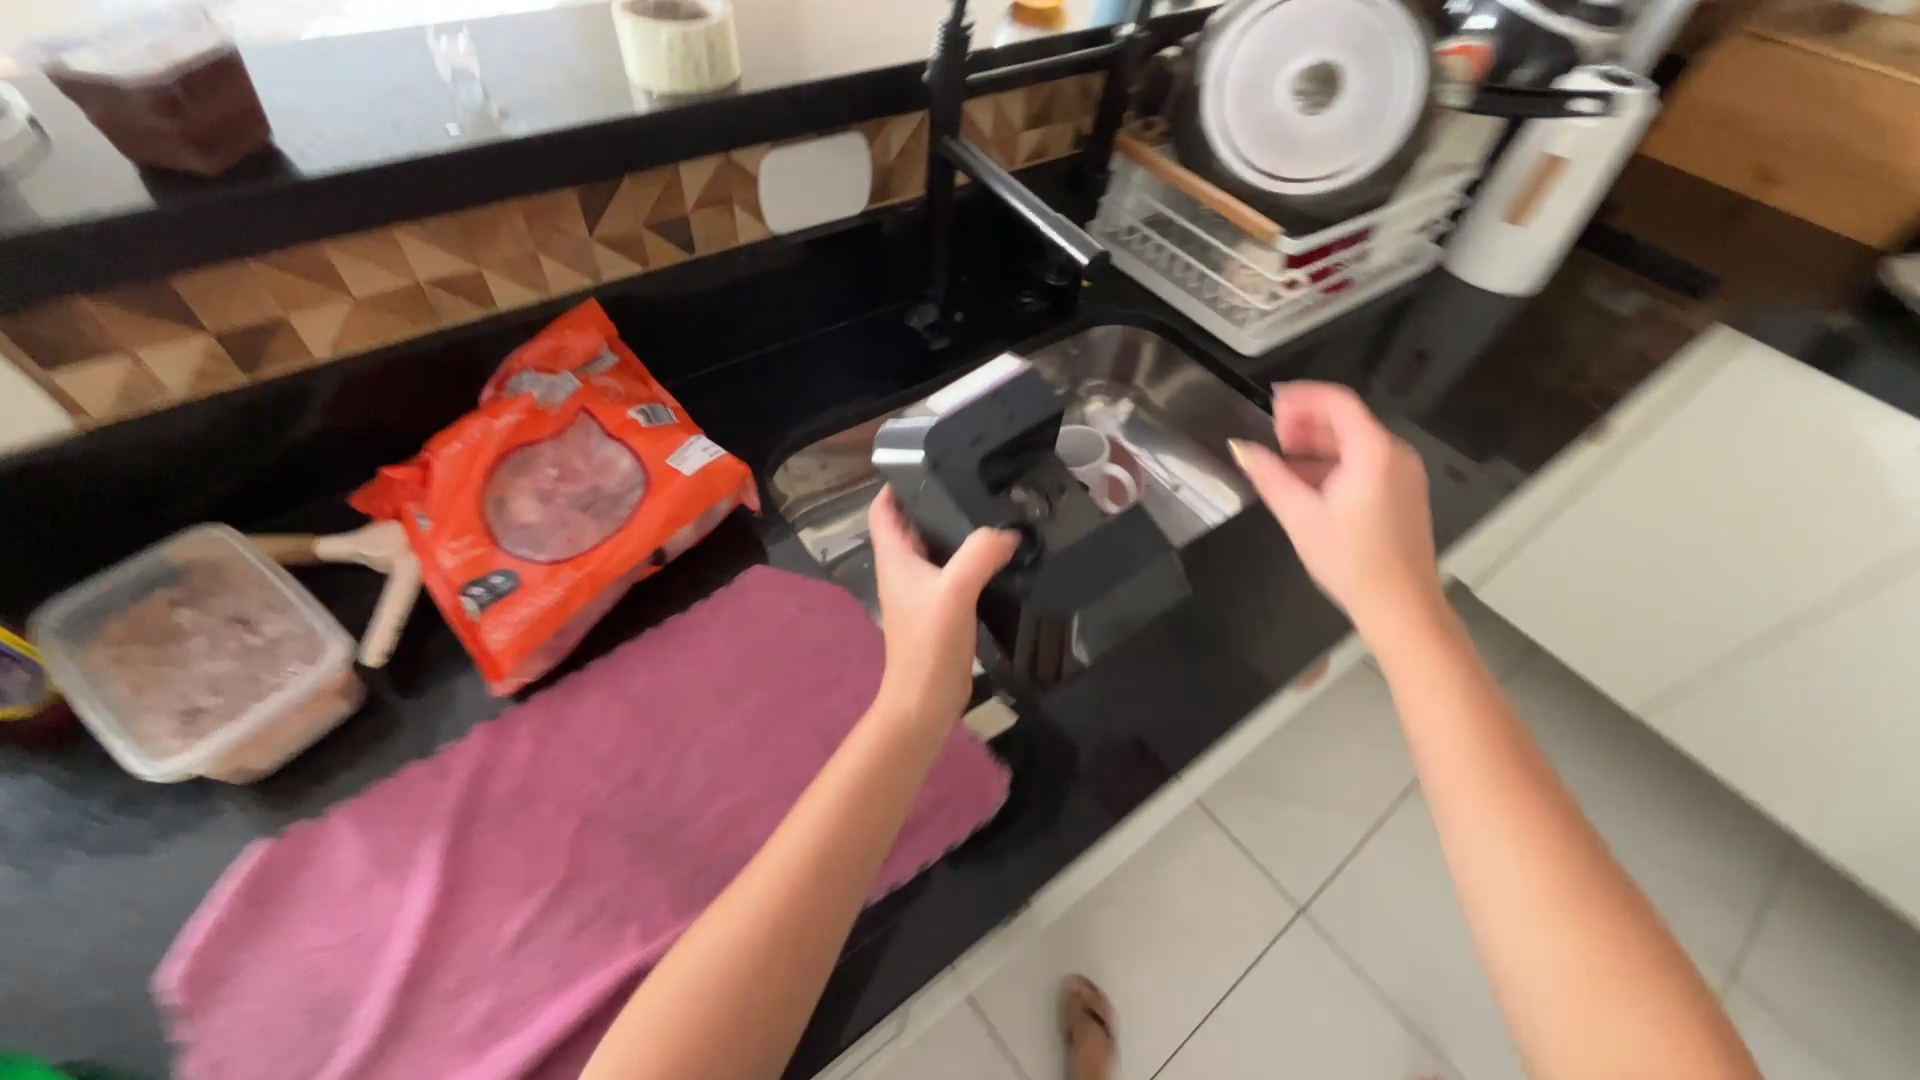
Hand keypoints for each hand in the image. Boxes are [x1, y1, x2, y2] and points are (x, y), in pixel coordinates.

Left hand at [867, 487, 1020, 726]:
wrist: (925, 701)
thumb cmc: (929, 644)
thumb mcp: (954, 592)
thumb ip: (979, 555)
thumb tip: (1008, 532)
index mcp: (895, 559)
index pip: (883, 510)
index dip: (895, 485)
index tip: (926, 463)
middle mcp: (903, 570)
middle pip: (912, 525)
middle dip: (935, 502)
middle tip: (972, 480)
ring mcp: (921, 591)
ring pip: (935, 549)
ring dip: (955, 531)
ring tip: (991, 510)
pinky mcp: (940, 610)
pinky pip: (953, 573)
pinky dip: (970, 559)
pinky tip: (998, 555)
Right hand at [1229, 382, 1443, 636]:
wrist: (1399, 605)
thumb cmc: (1350, 560)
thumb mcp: (1299, 516)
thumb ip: (1269, 476)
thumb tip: (1241, 449)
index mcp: (1373, 452)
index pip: (1338, 402)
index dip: (1302, 396)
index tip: (1270, 402)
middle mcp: (1395, 454)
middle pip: (1347, 420)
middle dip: (1306, 423)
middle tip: (1271, 437)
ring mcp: (1403, 474)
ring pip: (1354, 443)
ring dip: (1317, 446)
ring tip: (1282, 463)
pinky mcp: (1402, 493)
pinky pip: (1365, 463)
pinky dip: (1334, 464)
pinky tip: (1306, 485)